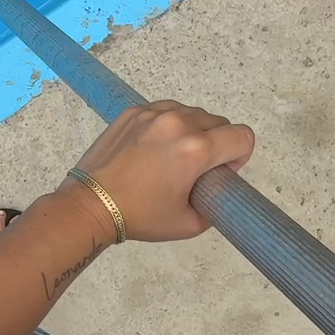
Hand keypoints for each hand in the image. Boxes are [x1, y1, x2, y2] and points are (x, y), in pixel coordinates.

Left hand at [68, 101, 254, 241]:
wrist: (91, 203)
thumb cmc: (140, 216)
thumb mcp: (188, 223)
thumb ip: (215, 203)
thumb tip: (217, 187)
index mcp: (196, 149)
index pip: (242, 137)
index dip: (238, 156)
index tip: (220, 172)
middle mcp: (178, 123)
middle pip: (218, 123)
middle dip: (216, 144)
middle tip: (194, 169)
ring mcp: (152, 113)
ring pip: (191, 113)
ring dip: (192, 131)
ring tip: (171, 156)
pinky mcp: (132, 112)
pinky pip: (165, 110)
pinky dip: (167, 125)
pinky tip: (153, 147)